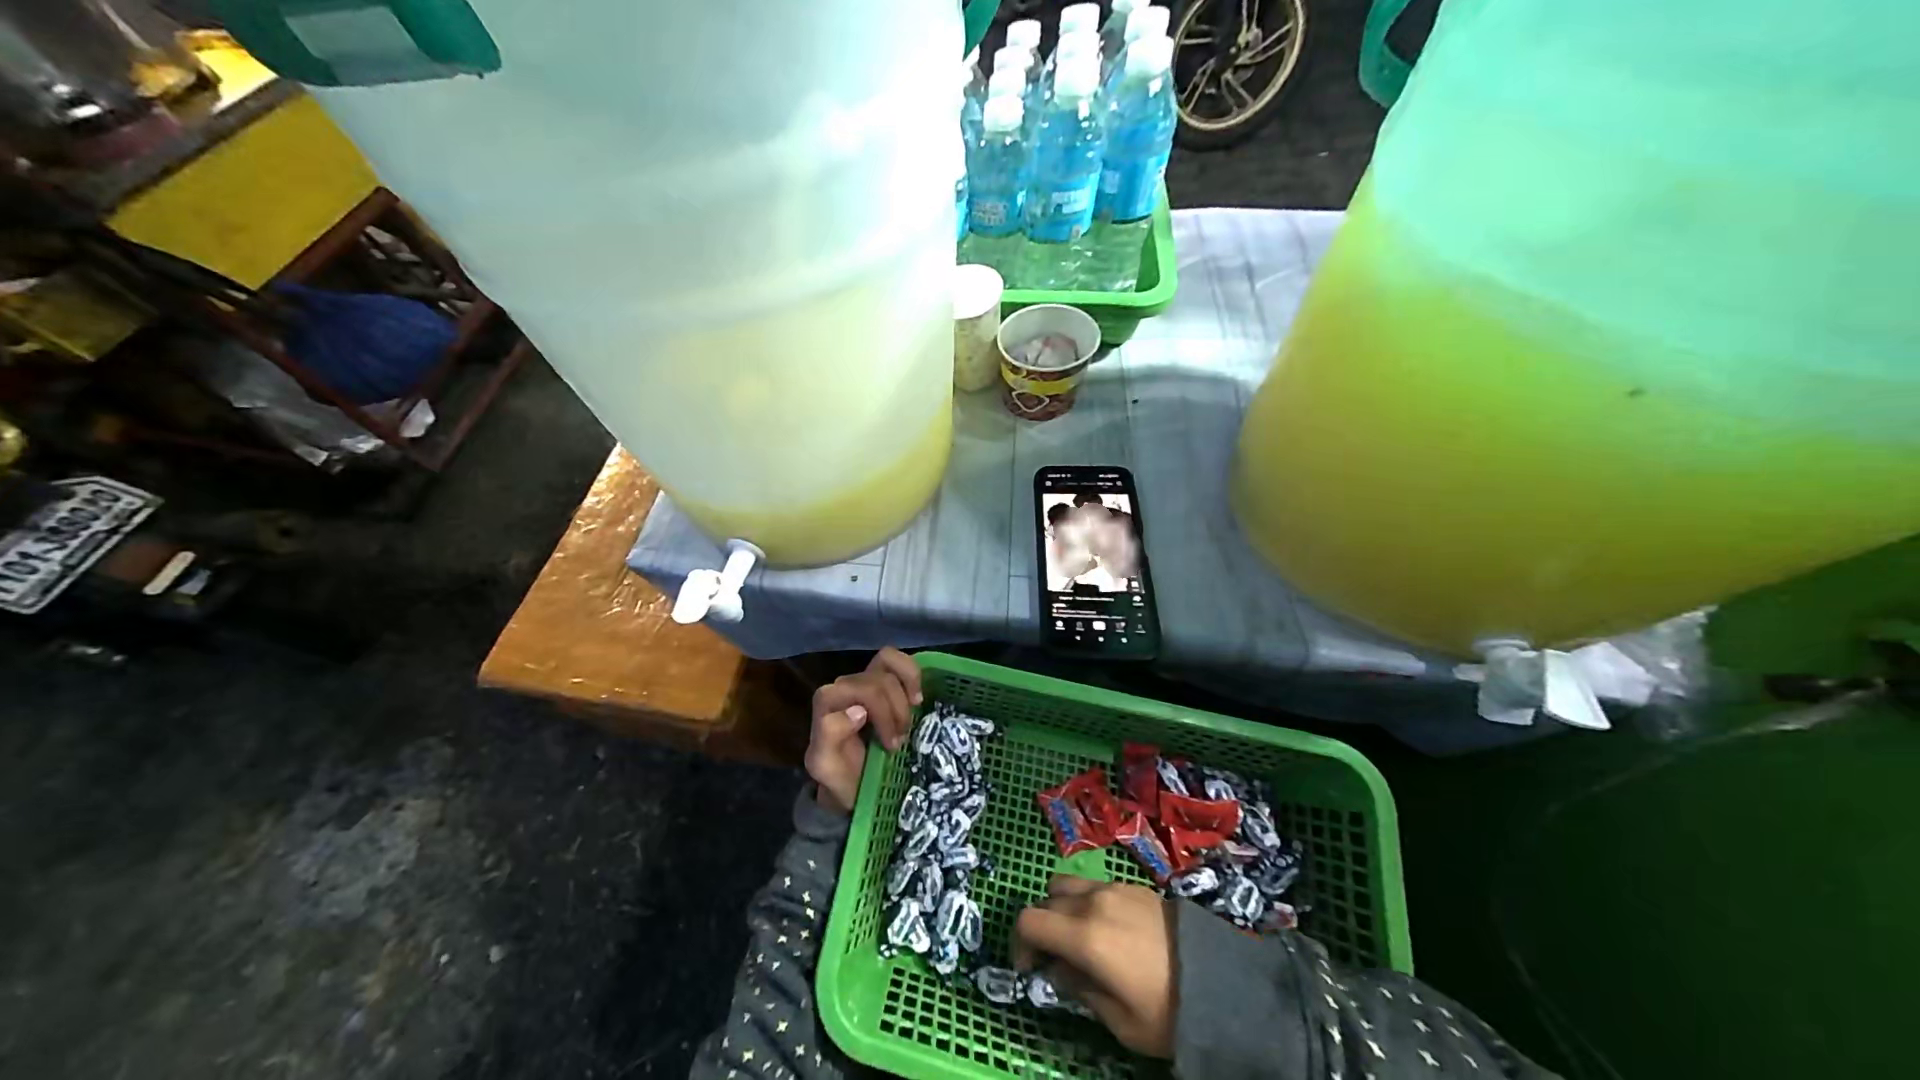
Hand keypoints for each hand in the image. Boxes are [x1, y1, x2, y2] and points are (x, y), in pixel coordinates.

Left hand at [805, 648, 922, 812]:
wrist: (853, 785)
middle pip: (878, 680)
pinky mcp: (883, 680)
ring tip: (906, 723)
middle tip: (899, 742)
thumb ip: (829, 736)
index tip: (890, 746)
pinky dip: (912, 674)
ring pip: (888, 665)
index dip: (882, 714)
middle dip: (895, 712)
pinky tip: (917, 699)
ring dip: (903, 697)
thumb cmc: (841, 776)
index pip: (859, 689)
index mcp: (827, 701)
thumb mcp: (826, 766)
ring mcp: (864, 680)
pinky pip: (897, 659)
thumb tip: (857, 711)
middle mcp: (844, 685)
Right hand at [1013, 876, 1175, 1057]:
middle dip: (1041, 927)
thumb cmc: (1166, 1010)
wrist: (1223, 980)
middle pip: (1045, 900)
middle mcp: (1093, 902)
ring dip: (1062, 908)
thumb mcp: (1119, 1021)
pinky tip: (1108, 929)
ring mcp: (1114, 888)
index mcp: (1084, 935)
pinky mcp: (1133, 885)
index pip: (1028, 920)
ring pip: (1067, 885)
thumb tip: (1060, 970)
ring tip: (1078, 937)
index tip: (1031, 969)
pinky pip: (1094, 885)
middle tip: (1054, 958)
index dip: (1020, 944)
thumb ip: (1080, 990)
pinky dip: (1087, 902)